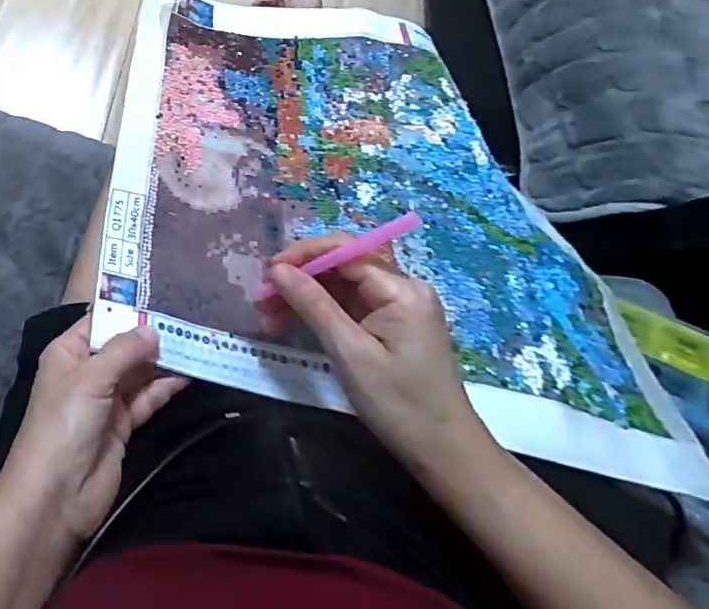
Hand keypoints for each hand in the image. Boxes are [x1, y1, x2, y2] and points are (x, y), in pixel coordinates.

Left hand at [0, 317, 188, 544]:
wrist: (57, 494)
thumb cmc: (65, 422)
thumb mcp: (91, 377)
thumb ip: (124, 350)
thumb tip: (153, 328)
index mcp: (68, 351)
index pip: (99, 320)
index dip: (127, 309)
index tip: (160, 293)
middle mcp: (86, 370)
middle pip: (122, 345)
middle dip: (150, 333)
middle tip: (187, 316)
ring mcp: (105, 398)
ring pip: (138, 372)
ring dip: (162, 360)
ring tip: (194, 340)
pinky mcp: (122, 425)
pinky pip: (146, 399)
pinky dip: (164, 388)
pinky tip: (188, 374)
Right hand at [263, 246, 488, 469]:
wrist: (445, 456)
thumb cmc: (400, 405)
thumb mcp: (350, 353)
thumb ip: (313, 304)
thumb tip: (277, 269)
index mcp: (401, 289)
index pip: (344, 251)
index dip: (302, 256)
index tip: (267, 272)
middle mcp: (401, 288)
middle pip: (339, 264)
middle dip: (298, 276)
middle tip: (262, 298)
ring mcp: (395, 306)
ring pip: (337, 285)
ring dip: (301, 295)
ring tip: (267, 316)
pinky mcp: (387, 324)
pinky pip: (345, 304)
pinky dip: (316, 311)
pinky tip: (288, 322)